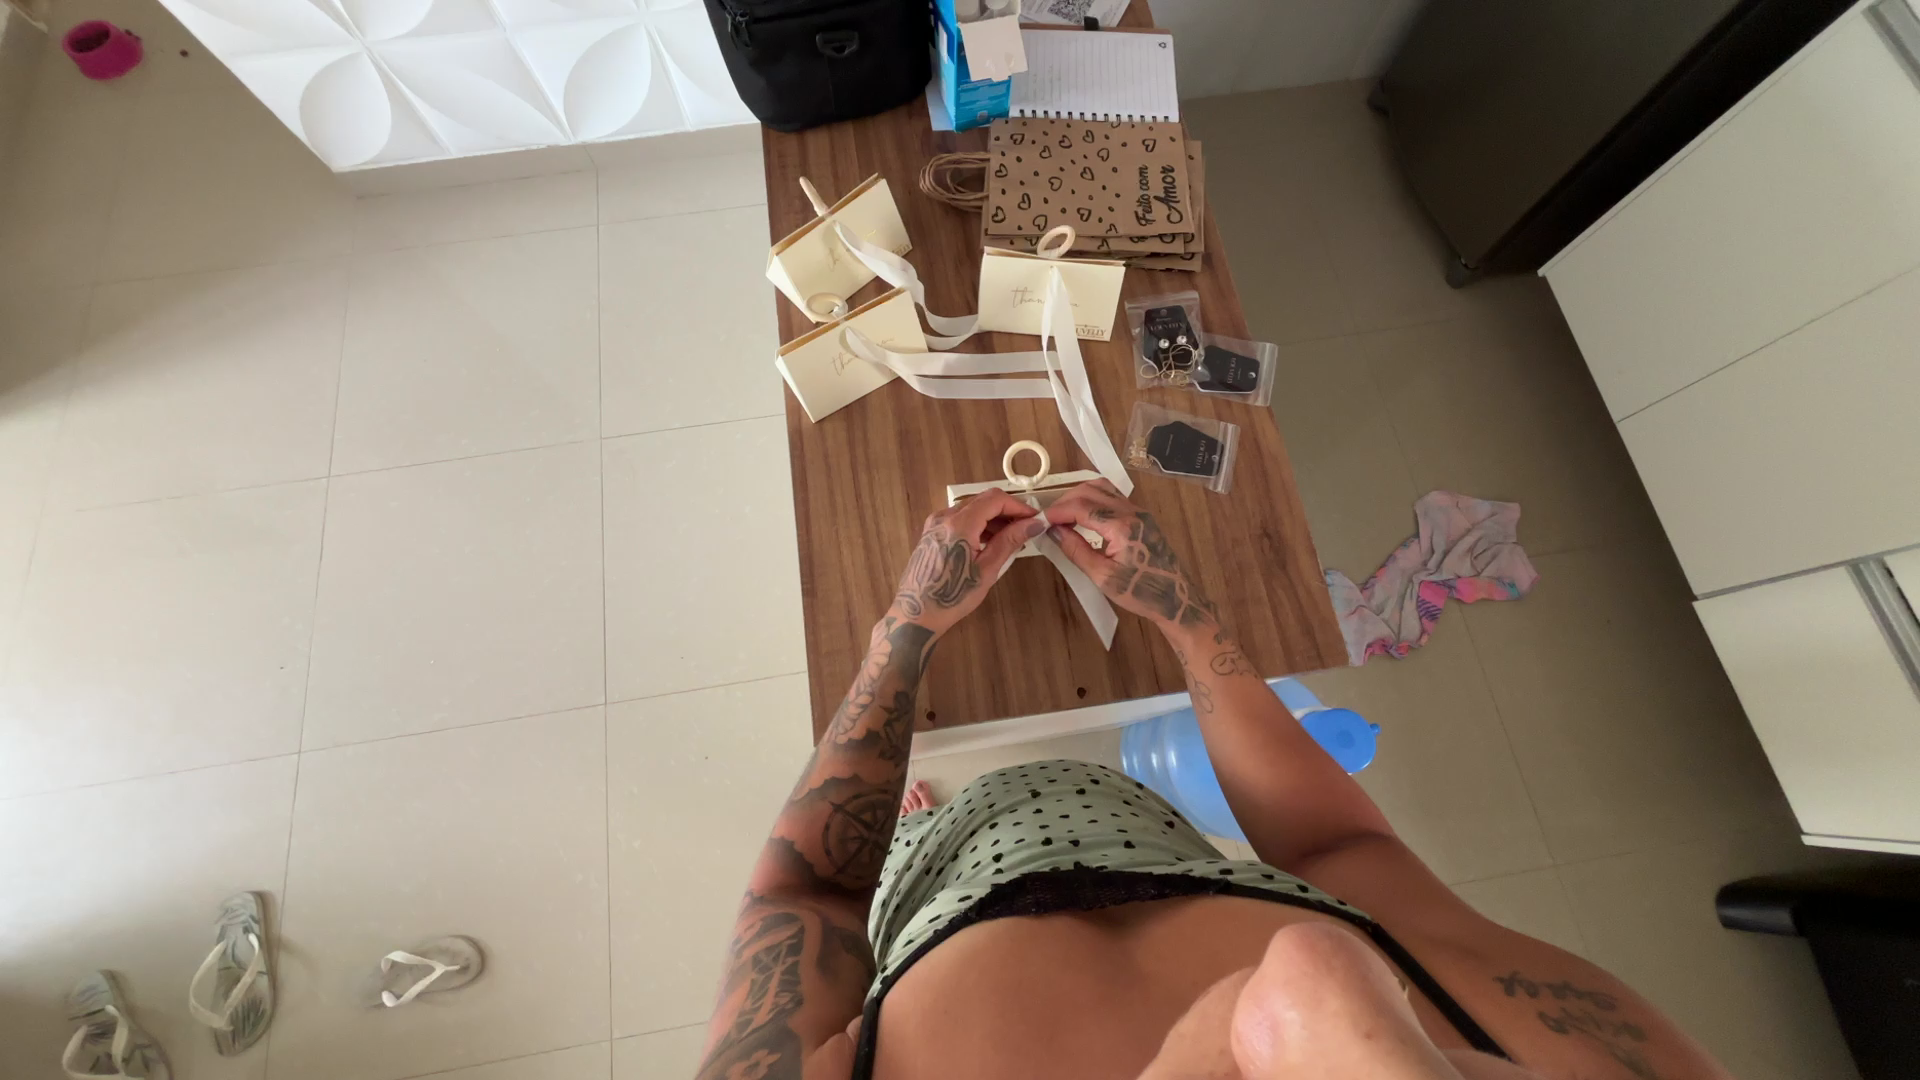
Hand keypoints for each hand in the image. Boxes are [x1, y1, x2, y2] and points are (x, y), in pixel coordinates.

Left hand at [889, 489, 1046, 636]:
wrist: (916, 613)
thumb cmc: (952, 596)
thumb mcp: (986, 570)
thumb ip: (1009, 541)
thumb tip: (1034, 524)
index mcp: (959, 524)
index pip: (995, 499)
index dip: (1019, 506)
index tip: (1034, 518)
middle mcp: (944, 517)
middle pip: (983, 500)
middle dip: (1007, 511)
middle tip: (1027, 528)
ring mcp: (935, 523)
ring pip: (972, 508)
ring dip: (994, 519)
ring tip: (1012, 539)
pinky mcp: (932, 532)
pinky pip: (960, 519)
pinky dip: (979, 525)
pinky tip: (991, 542)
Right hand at [1039, 480, 1217, 632]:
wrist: (1175, 599)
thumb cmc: (1139, 592)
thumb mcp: (1102, 576)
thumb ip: (1076, 550)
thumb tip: (1054, 531)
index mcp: (1122, 527)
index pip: (1081, 506)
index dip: (1057, 511)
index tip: (1041, 521)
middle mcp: (1131, 512)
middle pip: (1090, 490)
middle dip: (1065, 501)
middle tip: (1050, 519)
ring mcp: (1138, 511)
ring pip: (1102, 488)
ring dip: (1079, 496)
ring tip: (1064, 516)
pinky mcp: (1141, 516)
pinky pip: (1112, 496)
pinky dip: (1093, 499)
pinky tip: (1083, 516)